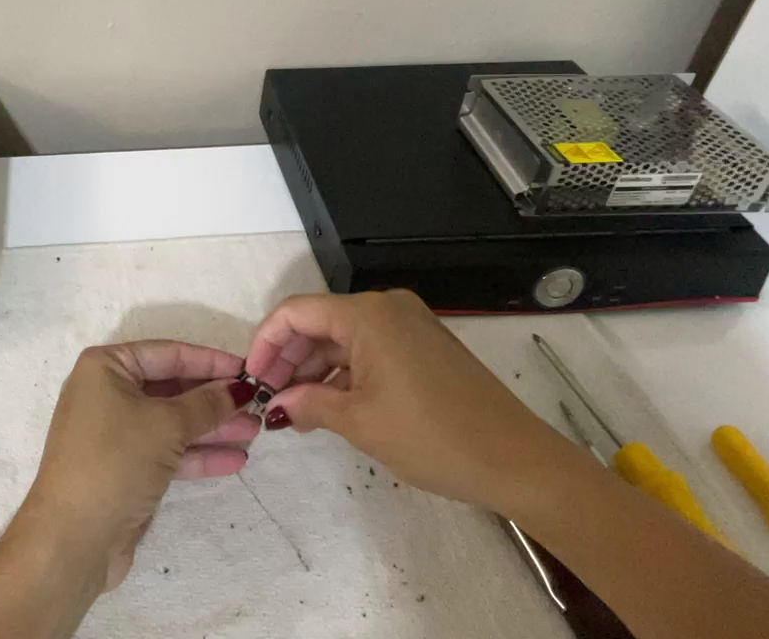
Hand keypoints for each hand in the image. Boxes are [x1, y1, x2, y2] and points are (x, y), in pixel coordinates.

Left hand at [18, 341, 260, 589]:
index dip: (211, 361)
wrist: (73, 538)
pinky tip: (235, 460)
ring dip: (212, 427)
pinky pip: (166, 451)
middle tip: (257, 403)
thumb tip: (238, 388)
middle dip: (214, 398)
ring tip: (254, 431)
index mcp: (106, 366)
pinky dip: (197, 454)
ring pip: (172, 421)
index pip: (168, 353)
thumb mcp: (167, 424)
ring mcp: (114, 432)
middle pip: (171, 387)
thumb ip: (206, 404)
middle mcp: (106, 392)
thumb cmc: (116, 460)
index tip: (249, 369)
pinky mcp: (124, 467)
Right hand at [243, 290, 576, 514]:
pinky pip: (369, 348)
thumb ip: (308, 404)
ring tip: (296, 409)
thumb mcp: (360, 422)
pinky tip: (330, 403)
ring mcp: (408, 324)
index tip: (251, 378)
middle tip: (270, 398)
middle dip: (288, 357)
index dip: (265, 342)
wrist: (517, 461)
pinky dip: (344, 371)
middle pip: (318, 321)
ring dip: (315, 368)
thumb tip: (277, 404)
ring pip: (343, 336)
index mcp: (367, 314)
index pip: (295, 312)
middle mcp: (386, 307)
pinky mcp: (423, 345)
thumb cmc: (433, 436)